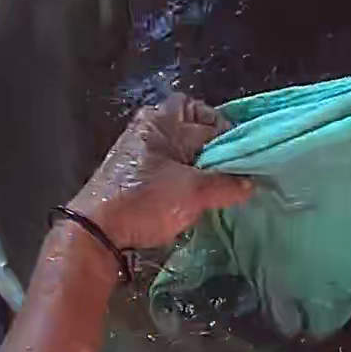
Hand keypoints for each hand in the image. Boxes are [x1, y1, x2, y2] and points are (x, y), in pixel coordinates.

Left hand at [67, 94, 253, 249]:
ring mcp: (144, 150)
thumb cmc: (145, 202)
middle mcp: (152, 128)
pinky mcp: (140, 173)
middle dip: (217, 146)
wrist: (99, 231)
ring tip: (221, 183)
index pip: (211, 119)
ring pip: (185, 147)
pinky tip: (200, 194)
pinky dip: (190, 174)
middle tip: (234, 169)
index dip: (233, 138)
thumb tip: (251, 184)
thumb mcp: (194, 192)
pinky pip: (174, 164)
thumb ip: (228, 185)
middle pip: (196, 126)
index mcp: (163, 121)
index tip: (247, 162)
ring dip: (203, 162)